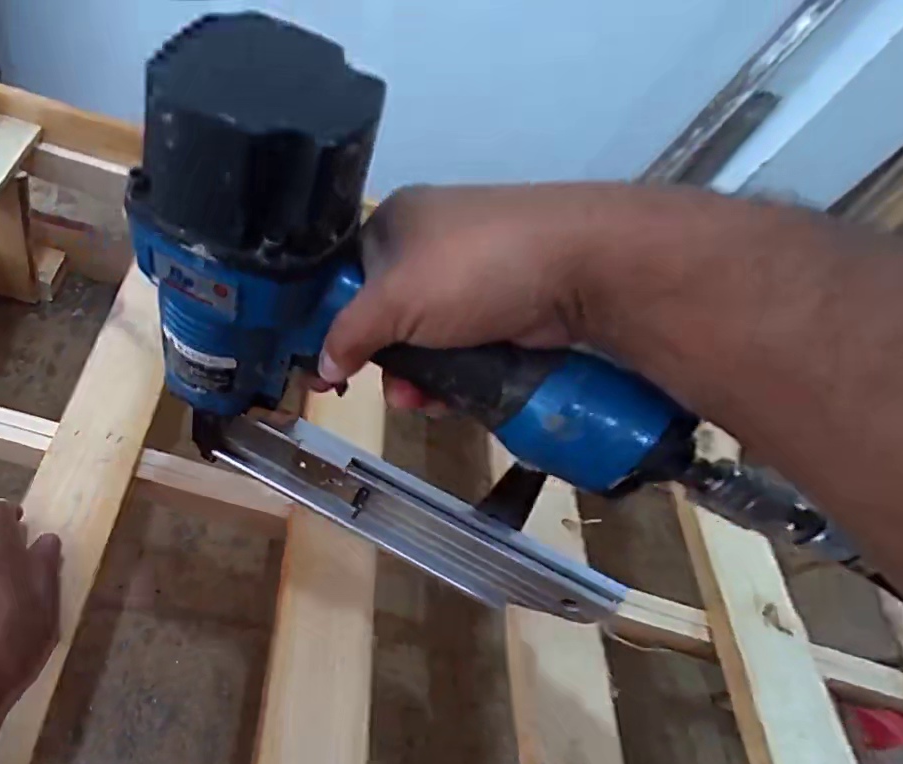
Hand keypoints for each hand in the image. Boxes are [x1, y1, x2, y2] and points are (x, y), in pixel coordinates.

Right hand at [317, 183, 695, 409]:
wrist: (582, 268)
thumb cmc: (471, 270)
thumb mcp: (393, 303)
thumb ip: (347, 336)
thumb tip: (320, 367)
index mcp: (392, 223)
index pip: (342, 277)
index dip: (329, 324)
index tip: (324, 365)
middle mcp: (424, 245)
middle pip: (378, 317)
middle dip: (379, 363)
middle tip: (375, 390)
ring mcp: (462, 277)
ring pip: (415, 342)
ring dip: (411, 380)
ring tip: (420, 402)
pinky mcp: (491, 307)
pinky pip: (449, 350)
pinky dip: (444, 377)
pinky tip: (446, 399)